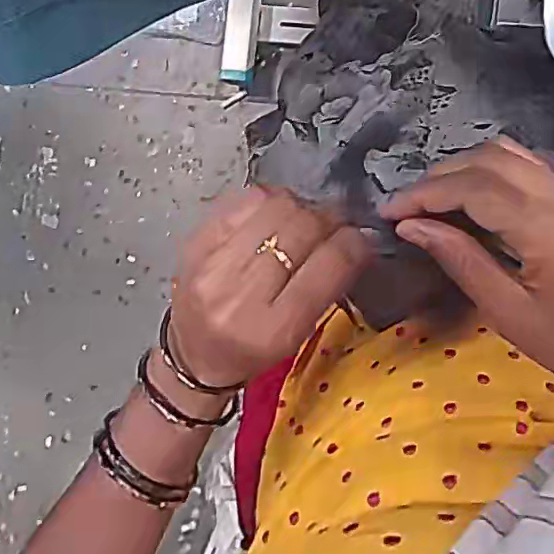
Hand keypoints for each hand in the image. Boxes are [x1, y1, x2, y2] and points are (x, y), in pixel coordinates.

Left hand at [168, 186, 372, 387]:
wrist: (192, 355)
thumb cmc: (251, 351)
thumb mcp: (297, 336)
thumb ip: (327, 286)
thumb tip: (356, 237)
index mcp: (274, 330)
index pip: (327, 265)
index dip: (353, 243)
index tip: (360, 238)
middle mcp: (240, 295)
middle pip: (303, 228)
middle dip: (329, 219)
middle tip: (334, 225)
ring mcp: (213, 264)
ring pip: (276, 206)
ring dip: (301, 206)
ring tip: (304, 219)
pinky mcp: (197, 240)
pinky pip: (245, 199)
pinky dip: (269, 200)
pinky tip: (273, 214)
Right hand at [379, 139, 553, 421]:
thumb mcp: (507, 313)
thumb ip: (460, 260)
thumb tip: (411, 226)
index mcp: (553, 232)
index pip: (477, 190)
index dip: (427, 194)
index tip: (391, 211)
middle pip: (490, 162)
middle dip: (439, 178)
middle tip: (405, 208)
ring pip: (507, 155)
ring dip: (462, 170)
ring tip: (430, 200)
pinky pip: (525, 166)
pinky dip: (489, 172)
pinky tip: (467, 196)